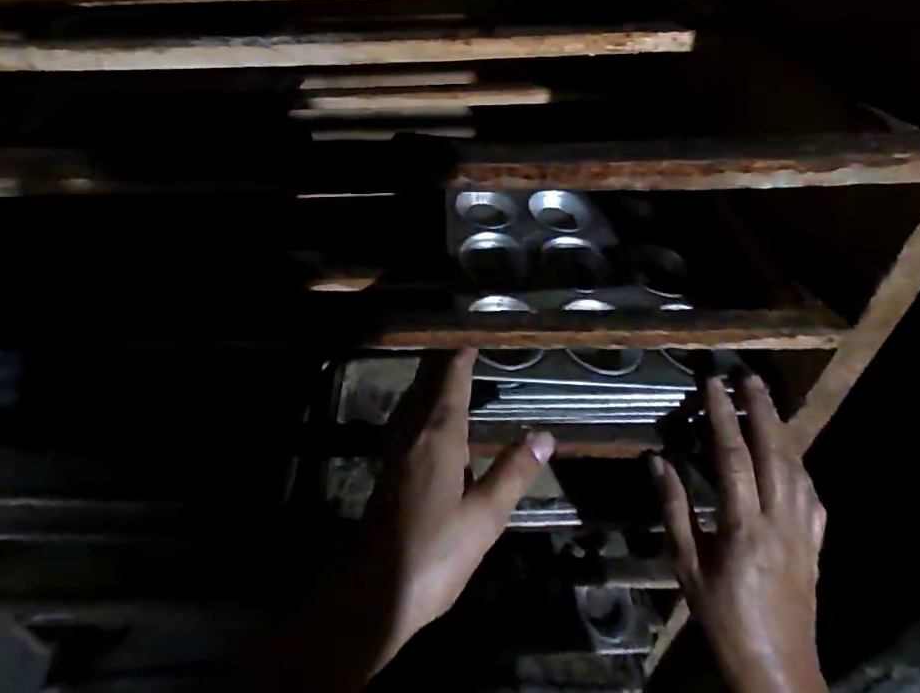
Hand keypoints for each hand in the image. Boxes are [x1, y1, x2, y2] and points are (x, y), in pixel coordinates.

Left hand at [356, 347, 556, 667]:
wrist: (374, 589)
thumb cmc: (435, 552)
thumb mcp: (484, 518)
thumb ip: (512, 472)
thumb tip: (544, 434)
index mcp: (438, 434)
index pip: (451, 378)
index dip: (462, 352)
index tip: (477, 330)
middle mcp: (412, 430)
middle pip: (427, 380)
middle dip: (445, 356)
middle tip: (467, 338)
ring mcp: (395, 447)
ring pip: (414, 396)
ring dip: (431, 376)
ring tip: (452, 366)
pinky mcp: (388, 466)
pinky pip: (407, 416)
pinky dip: (423, 400)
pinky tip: (431, 415)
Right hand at [651, 374, 827, 692]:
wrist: (777, 669)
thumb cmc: (723, 617)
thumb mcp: (687, 565)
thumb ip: (675, 509)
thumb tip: (657, 460)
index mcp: (744, 527)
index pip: (733, 457)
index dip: (722, 415)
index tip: (713, 384)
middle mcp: (781, 523)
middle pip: (775, 454)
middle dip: (762, 411)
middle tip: (748, 378)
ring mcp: (805, 534)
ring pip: (798, 470)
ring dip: (782, 431)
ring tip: (767, 404)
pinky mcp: (817, 546)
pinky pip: (813, 497)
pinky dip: (799, 466)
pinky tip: (790, 456)